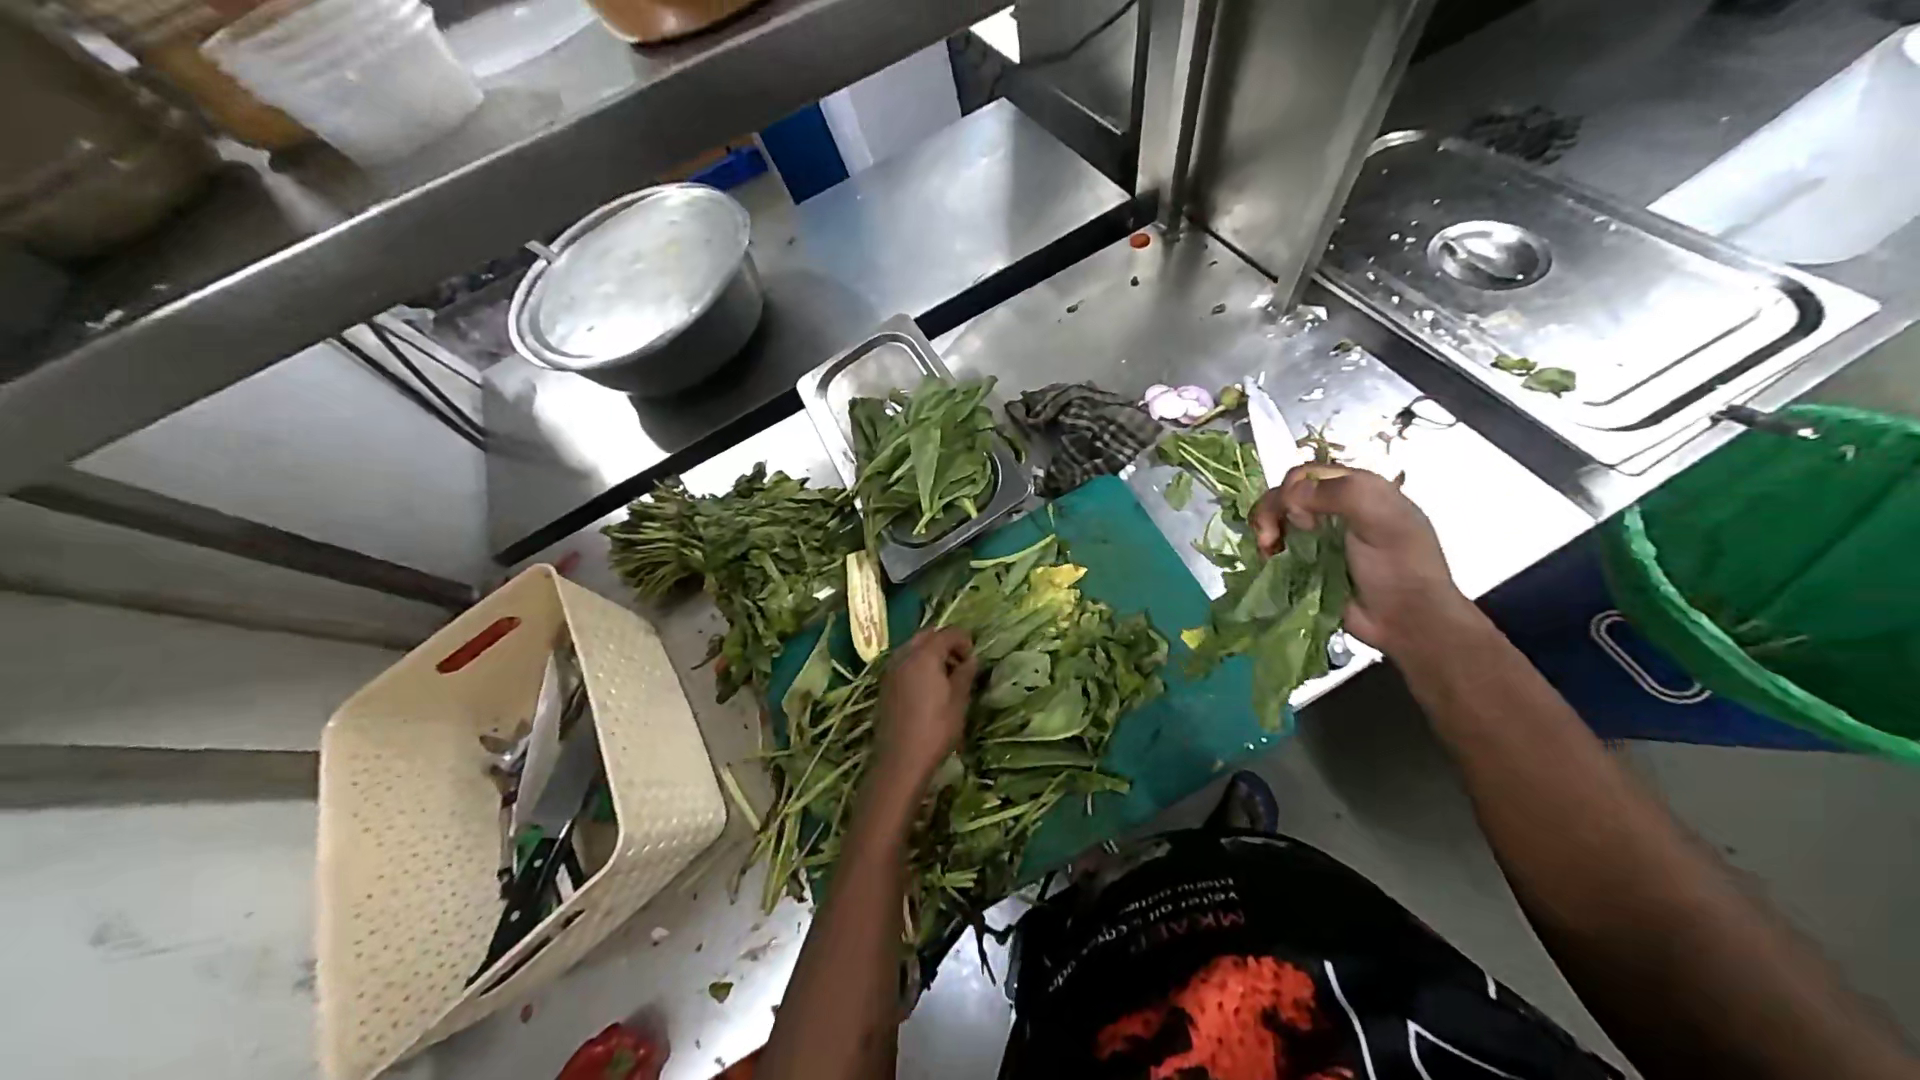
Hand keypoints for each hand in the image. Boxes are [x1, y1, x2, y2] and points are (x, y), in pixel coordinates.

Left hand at [873, 628, 976, 795]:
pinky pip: (904, 662)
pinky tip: (929, 686)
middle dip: (946, 643)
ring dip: (931, 653)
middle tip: (960, 664)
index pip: (948, 633)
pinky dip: (918, 664)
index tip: (973, 660)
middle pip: (928, 635)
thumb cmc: (936, 729)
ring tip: (946, 676)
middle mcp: (904, 655)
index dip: (965, 641)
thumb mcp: (959, 701)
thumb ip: (965, 674)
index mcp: (924, 655)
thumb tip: (971, 659)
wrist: (900, 760)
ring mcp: (891, 669)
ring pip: (913, 647)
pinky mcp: (885, 684)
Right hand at [1250, 466, 1476, 655]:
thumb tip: (1287, 496)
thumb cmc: (1401, 566)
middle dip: (1270, 511)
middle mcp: (1333, 508)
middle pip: (1284, 494)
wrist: (1406, 620)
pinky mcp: (1305, 562)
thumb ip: (1342, 494)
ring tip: (1268, 551)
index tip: (1301, 519)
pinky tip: (1270, 561)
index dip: (1292, 491)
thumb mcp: (1383, 519)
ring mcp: (1317, 536)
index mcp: (1355, 489)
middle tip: (1269, 537)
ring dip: (1265, 530)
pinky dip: (1266, 550)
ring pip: (1276, 519)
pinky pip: (1275, 547)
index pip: (1306, 474)